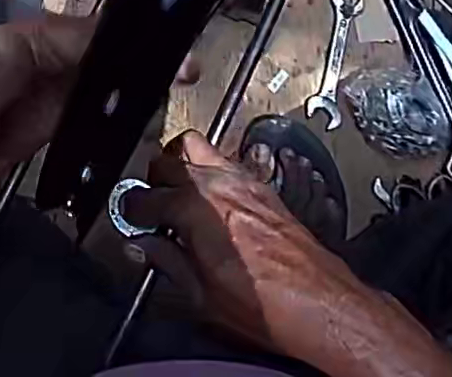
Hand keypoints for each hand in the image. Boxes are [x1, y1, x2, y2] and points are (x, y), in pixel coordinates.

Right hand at [124, 132, 451, 376]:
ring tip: (174, 185)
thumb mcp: (202, 296)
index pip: (145, 197)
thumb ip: (166, 261)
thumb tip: (142, 246)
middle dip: (151, 180)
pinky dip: (207, 167)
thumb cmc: (269, 306)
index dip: (130, 209)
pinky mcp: (258, 182)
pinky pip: (222, 157)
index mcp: (192, 209)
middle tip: (149, 203)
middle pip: (164, 161)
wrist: (322, 306)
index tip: (128, 218)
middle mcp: (213, 183)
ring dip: (177, 160)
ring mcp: (237, 177)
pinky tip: (209, 194)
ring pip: (193, 145)